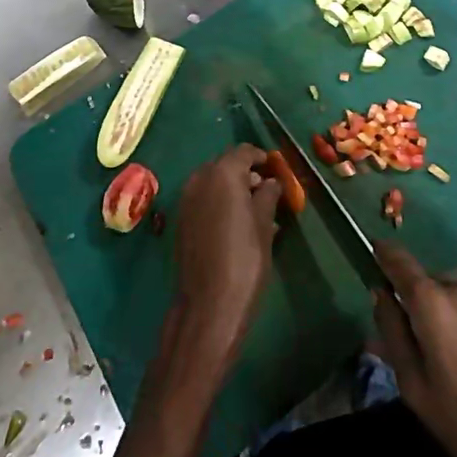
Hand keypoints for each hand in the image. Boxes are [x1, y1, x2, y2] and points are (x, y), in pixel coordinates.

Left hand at [111, 145, 281, 456]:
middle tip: (269, 191)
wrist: (208, 304)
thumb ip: (267, 196)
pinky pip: (203, 200)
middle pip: (225, 165)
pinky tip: (239, 226)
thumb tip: (270, 181)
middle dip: (246, 174)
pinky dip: (220, 203)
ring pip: (213, 183)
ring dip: (233, 189)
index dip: (261, 158)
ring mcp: (185, 198)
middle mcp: (198, 178)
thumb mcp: (264, 226)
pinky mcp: (180, 218)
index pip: (243, 152)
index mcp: (221, 174)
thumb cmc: (245, 261)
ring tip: (259, 212)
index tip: (276, 168)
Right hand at [371, 242, 456, 456]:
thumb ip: (392, 333)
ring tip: (441, 365)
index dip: (380, 254)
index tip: (368, 257)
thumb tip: (380, 296)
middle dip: (411, 304)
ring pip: (450, 302)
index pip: (397, 259)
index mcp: (433, 301)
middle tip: (405, 342)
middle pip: (425, 285)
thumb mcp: (415, 387)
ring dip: (438, 320)